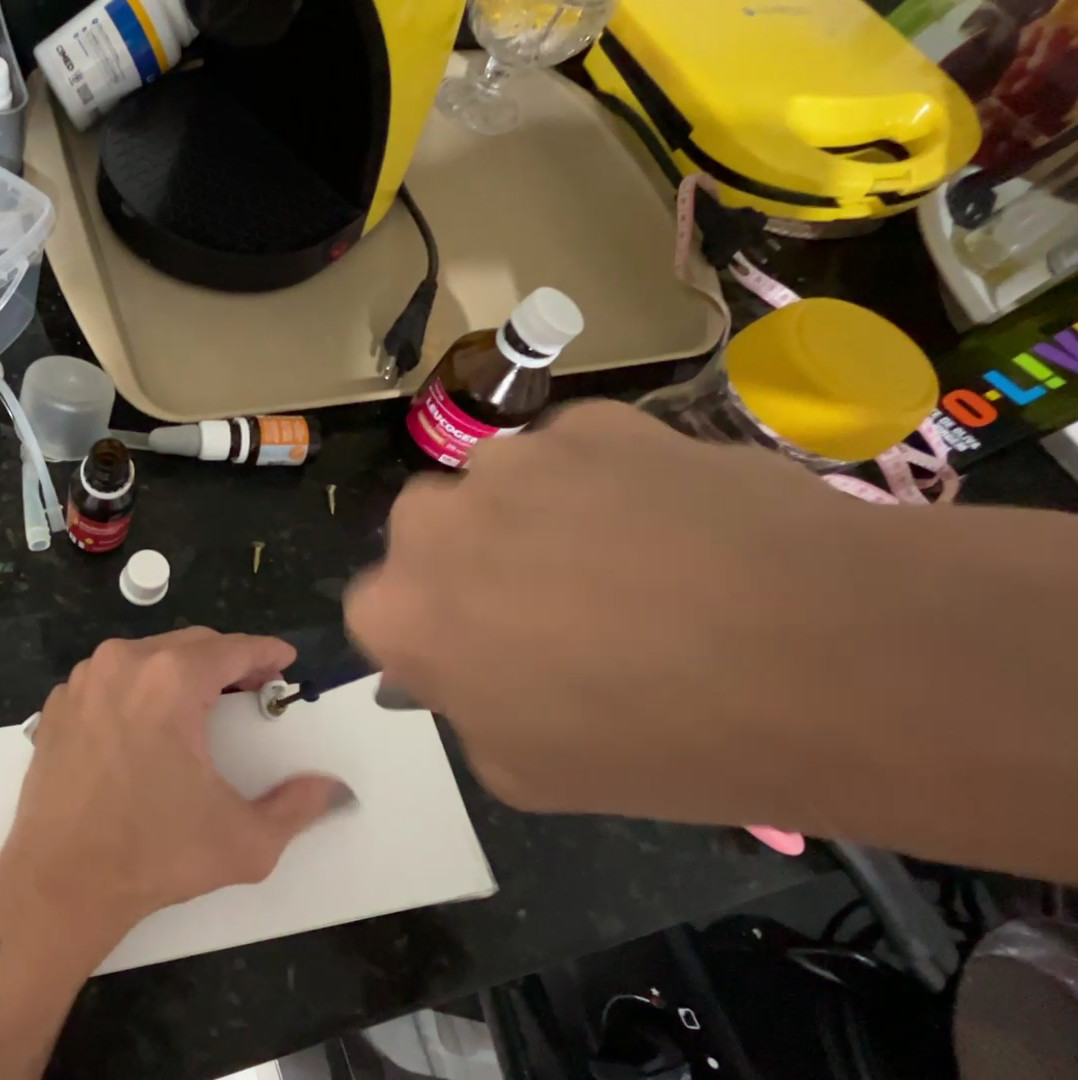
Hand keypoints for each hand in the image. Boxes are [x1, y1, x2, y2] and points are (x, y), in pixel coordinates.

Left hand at [0, 628, 352, 942]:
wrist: (60, 882)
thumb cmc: (153, 854)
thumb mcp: (244, 839)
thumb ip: (297, 806)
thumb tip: (330, 788)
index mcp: (170, 680)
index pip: (232, 647)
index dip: (265, 652)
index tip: (284, 661)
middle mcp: (122, 664)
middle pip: (189, 644)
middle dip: (226, 660)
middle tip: (252, 688)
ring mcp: (82, 682)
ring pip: (146, 657)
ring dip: (179, 672)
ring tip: (202, 705)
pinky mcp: (56, 706)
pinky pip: (108, 680)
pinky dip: (135, 690)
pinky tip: (146, 725)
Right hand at [344, 401, 1077, 870]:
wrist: (821, 658)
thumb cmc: (650, 742)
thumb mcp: (521, 771)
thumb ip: (464, 707)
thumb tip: (465, 666)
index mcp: (397, 612)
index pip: (382, 610)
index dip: (436, 633)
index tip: (487, 655)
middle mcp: (430, 523)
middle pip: (429, 534)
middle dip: (470, 562)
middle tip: (550, 602)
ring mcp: (512, 460)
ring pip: (499, 485)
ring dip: (532, 515)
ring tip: (626, 560)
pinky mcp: (593, 421)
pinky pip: (574, 452)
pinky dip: (604, 480)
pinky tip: (672, 523)